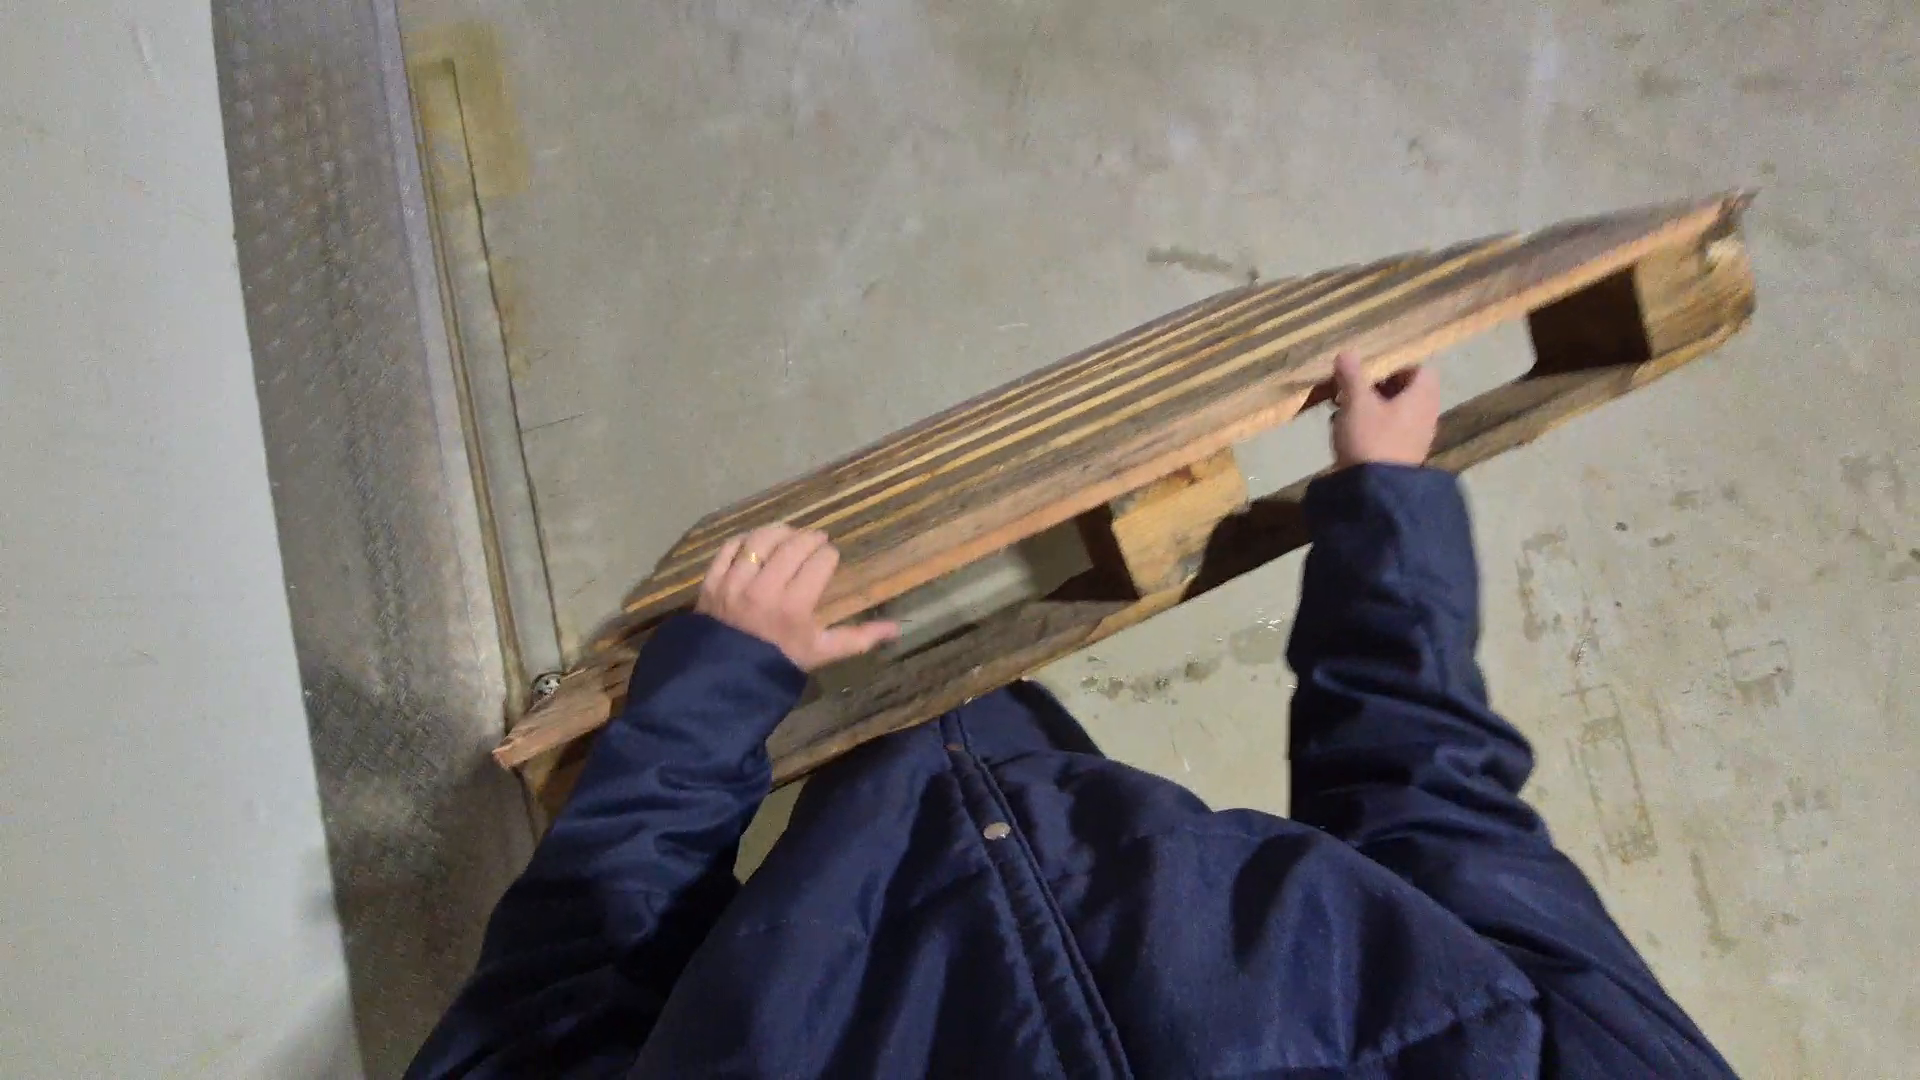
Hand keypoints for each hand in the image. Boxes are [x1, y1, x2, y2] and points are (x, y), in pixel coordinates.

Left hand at [695, 524, 899, 670]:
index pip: (820, 561)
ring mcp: (734, 583)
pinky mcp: (712, 581)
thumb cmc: (779, 663)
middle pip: (793, 545)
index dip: (829, 556)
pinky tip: (758, 542)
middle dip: (810, 538)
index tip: (831, 559)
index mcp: (795, 606)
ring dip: (780, 532)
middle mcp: (764, 589)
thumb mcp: (821, 653)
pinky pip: (729, 548)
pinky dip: (746, 540)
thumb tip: (896, 629)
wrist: (725, 678)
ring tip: (790, 534)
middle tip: (817, 540)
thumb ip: (858, 639)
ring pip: (760, 540)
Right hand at [1328, 351, 1439, 468]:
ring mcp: (1418, 437)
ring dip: (1375, 409)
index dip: (1397, 366)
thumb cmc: (1370, 438)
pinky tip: (1351, 435)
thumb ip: (1351, 376)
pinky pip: (1393, 432)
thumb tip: (1346, 352)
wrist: (1375, 488)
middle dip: (1380, 388)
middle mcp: (1427, 414)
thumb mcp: (1356, 403)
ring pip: (1399, 412)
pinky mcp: (1404, 455)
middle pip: (1408, 391)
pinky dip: (1375, 428)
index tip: (1370, 373)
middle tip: (1353, 391)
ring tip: (1347, 413)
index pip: (1421, 369)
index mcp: (1422, 396)